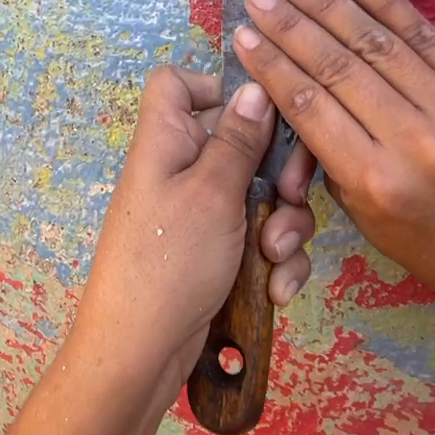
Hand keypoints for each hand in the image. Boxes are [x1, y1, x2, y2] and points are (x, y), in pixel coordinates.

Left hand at [74, 67, 316, 391]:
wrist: (143, 351)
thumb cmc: (168, 260)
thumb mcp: (212, 193)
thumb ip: (237, 139)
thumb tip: (255, 89)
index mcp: (166, 139)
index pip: (176, 83)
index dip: (212, 86)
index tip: (256, 114)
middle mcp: (182, 167)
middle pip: (241, 140)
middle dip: (277, 172)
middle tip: (291, 195)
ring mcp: (201, 211)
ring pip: (261, 192)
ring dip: (282, 224)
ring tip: (274, 255)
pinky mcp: (218, 248)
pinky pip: (260, 236)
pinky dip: (273, 259)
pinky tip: (274, 289)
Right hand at [231, 0, 434, 326]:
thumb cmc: (429, 244)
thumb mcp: (361, 212)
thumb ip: (325, 149)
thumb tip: (283, 89)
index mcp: (376, 181)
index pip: (309, 105)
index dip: (271, 63)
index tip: (243, 32)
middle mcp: (418, 144)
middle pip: (337, 66)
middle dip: (290, 25)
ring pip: (378, 43)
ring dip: (328, 4)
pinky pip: (428, 36)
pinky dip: (387, 1)